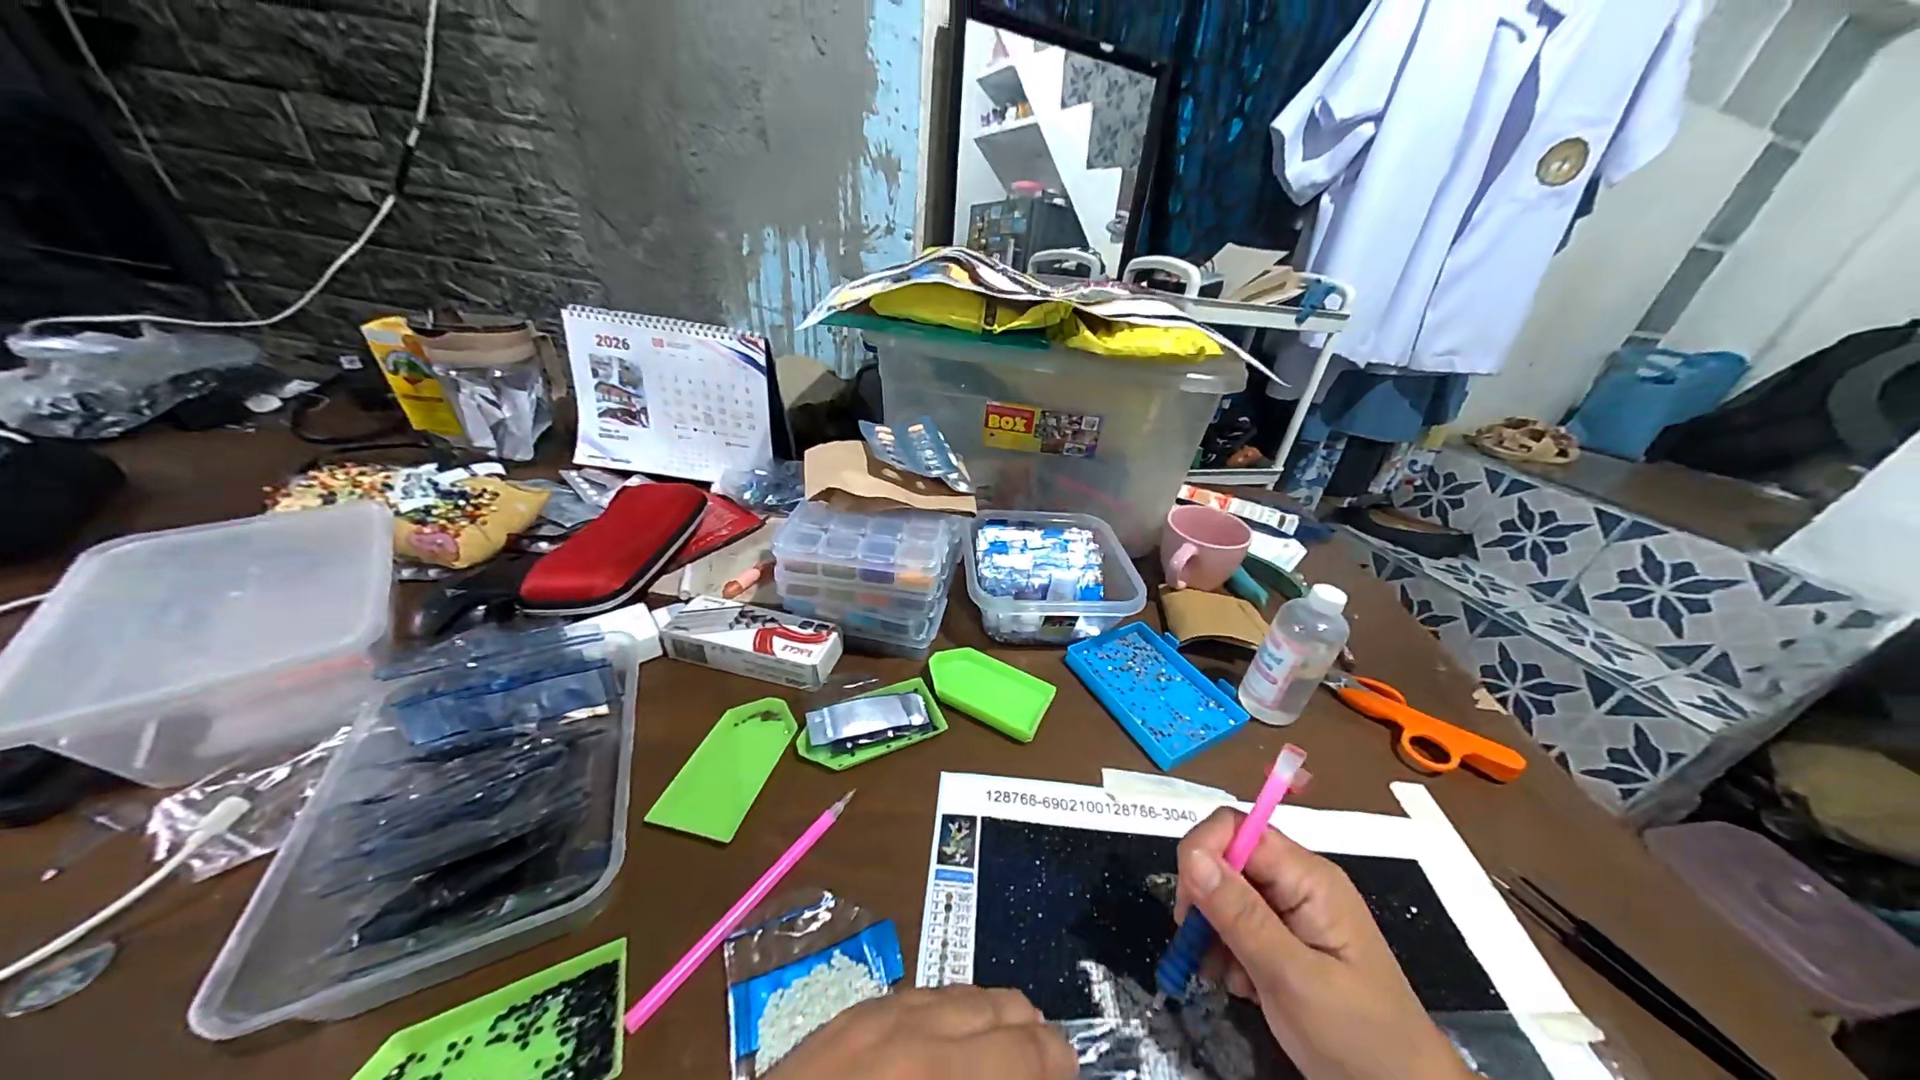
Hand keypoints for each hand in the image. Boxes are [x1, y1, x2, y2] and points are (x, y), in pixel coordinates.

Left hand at [764, 985, 1076, 1079]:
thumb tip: (1030, 1076)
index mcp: (940, 1074)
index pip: (1028, 1051)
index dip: (1058, 1063)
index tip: (1066, 1075)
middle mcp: (916, 1029)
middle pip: (1005, 1007)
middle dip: (1033, 1036)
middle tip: (1041, 1067)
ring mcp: (883, 1010)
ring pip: (967, 991)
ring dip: (994, 1019)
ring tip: (1001, 1048)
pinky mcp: (857, 1009)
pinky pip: (924, 992)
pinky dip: (952, 1011)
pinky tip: (949, 1037)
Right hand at [1175, 808, 1472, 1079]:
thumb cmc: (1359, 1037)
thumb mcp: (1293, 977)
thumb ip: (1240, 915)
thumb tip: (1192, 855)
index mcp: (1308, 878)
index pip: (1237, 828)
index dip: (1202, 852)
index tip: (1188, 904)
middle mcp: (1298, 883)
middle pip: (1227, 859)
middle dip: (1203, 898)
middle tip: (1199, 948)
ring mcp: (1293, 912)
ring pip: (1226, 894)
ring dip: (1213, 931)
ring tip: (1223, 977)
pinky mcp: (1286, 939)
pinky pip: (1238, 924)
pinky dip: (1226, 950)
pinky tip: (1237, 983)